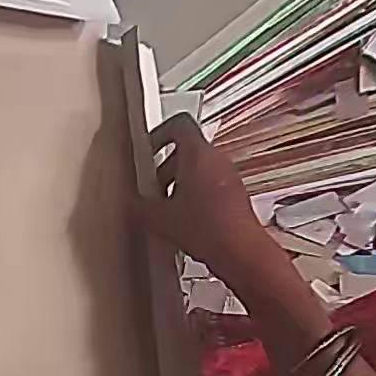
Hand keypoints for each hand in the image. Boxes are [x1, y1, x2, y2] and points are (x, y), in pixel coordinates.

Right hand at [138, 114, 285, 284]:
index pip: (178, 125)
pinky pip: (213, 189)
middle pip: (188, 152)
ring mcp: (230, 178)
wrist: (238, 249)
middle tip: (154, 188)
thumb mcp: (159, 217)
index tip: (149, 149)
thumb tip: (138, 204)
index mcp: (197, 154)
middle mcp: (218, 160)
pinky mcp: (237, 197)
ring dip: (182, 186)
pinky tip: (187, 223)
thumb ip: (144, 204)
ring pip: (201, 171)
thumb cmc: (207, 227)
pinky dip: (198, 199)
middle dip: (168, 169)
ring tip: (169, 210)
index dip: (160, 134)